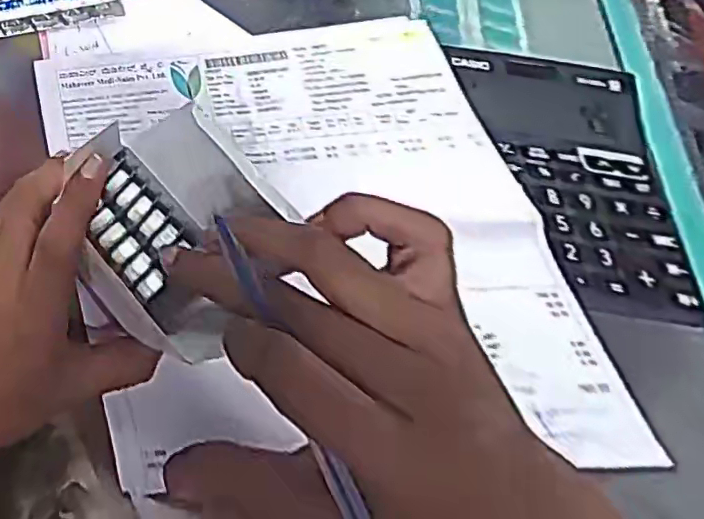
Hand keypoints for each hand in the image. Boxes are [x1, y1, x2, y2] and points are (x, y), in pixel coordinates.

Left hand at [0, 156, 157, 518]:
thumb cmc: (4, 399)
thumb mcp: (71, 388)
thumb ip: (121, 362)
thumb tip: (159, 341)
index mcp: (31, 307)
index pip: (55, 239)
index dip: (77, 197)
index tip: (97, 163)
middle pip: (24, 203)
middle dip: (56, 171)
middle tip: (88, 156)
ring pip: (6, 203)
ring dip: (36, 179)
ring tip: (67, 170)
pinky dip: (18, 198)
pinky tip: (35, 201)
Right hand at [161, 194, 621, 518]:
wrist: (523, 511)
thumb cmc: (431, 510)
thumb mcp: (334, 514)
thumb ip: (251, 486)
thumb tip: (179, 474)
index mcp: (393, 451)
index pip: (287, 364)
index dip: (239, 339)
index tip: (222, 333)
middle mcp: (419, 384)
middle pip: (298, 305)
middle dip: (228, 275)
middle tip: (191, 265)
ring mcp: (436, 336)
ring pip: (335, 261)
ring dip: (269, 238)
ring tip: (233, 235)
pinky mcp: (449, 308)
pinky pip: (417, 237)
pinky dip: (365, 214)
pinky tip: (325, 223)